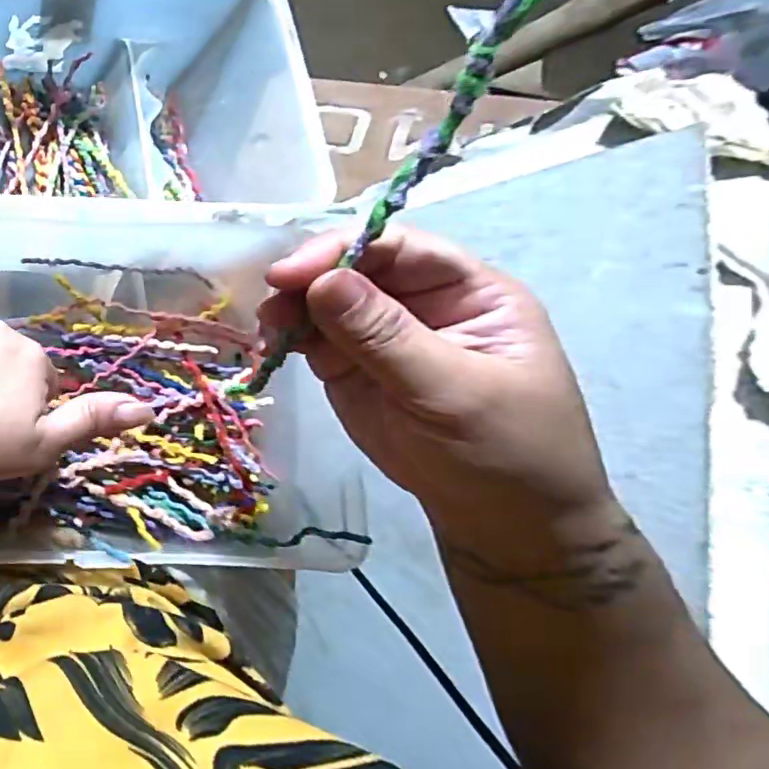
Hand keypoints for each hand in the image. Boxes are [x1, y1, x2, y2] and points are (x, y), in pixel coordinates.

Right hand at [258, 226, 611, 532]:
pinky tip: (269, 349)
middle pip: (352, 267)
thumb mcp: (450, 391)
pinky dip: (283, 337)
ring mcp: (379, 333)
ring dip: (288, 308)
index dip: (343, 250)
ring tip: (266, 333)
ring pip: (321, 300)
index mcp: (468, 292)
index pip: (399, 248)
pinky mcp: (347, 363)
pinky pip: (308, 336)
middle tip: (269, 303)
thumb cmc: (502, 450)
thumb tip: (323, 281)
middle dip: (306, 278)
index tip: (289, 273)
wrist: (499, 519)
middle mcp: (419, 301)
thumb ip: (384, 336)